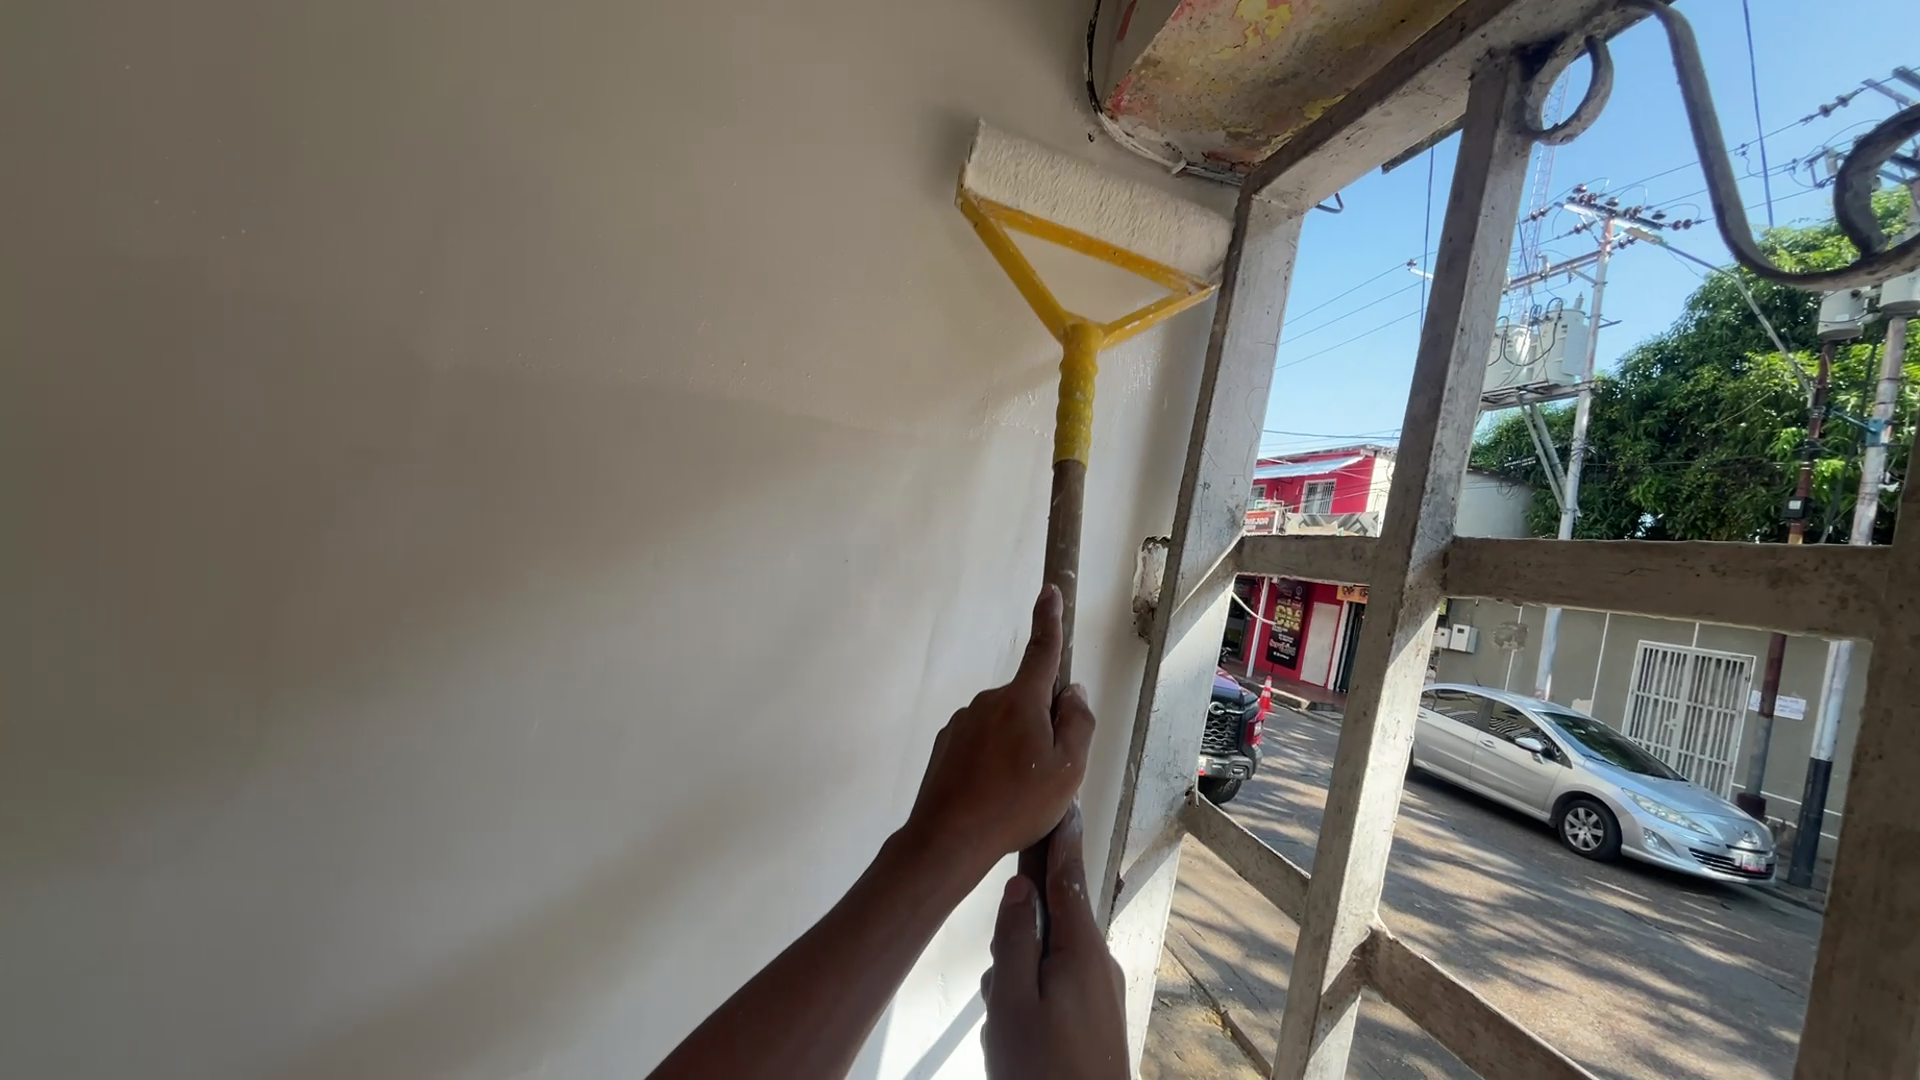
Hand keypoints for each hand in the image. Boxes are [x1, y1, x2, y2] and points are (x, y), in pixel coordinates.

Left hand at [905, 585, 1093, 873]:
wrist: (949, 837)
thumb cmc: (1016, 804)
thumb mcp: (1068, 769)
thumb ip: (1078, 724)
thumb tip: (1072, 692)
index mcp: (1021, 700)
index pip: (1043, 650)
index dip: (1050, 619)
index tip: (1050, 590)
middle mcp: (989, 700)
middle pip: (1028, 700)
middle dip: (1043, 724)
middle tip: (1046, 774)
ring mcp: (963, 721)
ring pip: (1005, 725)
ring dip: (1016, 747)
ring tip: (1016, 793)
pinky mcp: (946, 743)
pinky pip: (981, 742)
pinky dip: (992, 761)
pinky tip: (992, 793)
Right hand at [982, 803, 1128, 1079]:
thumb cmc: (1043, 1071)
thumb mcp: (1012, 1001)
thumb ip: (1013, 939)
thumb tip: (1020, 886)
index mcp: (1081, 951)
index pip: (1068, 878)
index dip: (1062, 841)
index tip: (1065, 805)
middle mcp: (1099, 964)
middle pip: (1051, 923)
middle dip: (1017, 941)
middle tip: (999, 987)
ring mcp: (1101, 995)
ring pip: (1049, 961)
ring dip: (1019, 981)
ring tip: (1007, 1029)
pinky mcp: (1098, 1022)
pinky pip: (1058, 990)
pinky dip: (1033, 1000)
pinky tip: (1021, 1040)